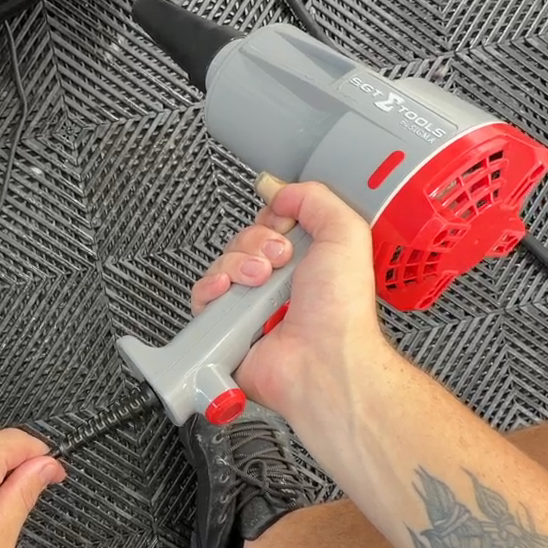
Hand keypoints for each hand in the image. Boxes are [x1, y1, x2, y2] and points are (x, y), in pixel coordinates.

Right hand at [189, 177, 386, 414]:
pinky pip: (202, 296)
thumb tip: (278, 188)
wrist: (320, 359)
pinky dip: (211, 289)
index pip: (270, 224)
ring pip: (221, 264)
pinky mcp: (225, 326)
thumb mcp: (346, 234)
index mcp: (306, 261)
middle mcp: (276, 283)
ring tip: (260, 283)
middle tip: (278, 261)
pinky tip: (230, 293)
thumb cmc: (341, 313)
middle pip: (242, 241)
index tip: (286, 228)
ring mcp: (249, 305)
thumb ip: (315, 199)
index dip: (273, 220)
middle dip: (255, 243)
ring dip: (238, 265)